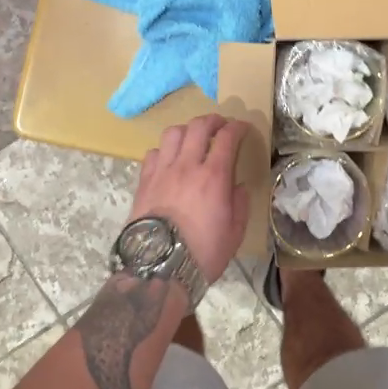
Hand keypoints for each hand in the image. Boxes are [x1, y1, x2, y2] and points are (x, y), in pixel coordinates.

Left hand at [131, 114, 251, 282]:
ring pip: (173, 133)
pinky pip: (153, 153)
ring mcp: (162, 171)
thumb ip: (240, 205)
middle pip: (198, 126)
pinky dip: (164, 150)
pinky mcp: (144, 181)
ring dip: (187, 130)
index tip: (243, 127)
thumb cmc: (202, 253)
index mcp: (214, 176)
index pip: (227, 138)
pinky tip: (169, 159)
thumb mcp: (234, 233)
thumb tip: (238, 187)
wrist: (158, 267)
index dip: (237, 127)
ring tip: (193, 137)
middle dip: (212, 120)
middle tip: (220, 125)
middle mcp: (187, 166)